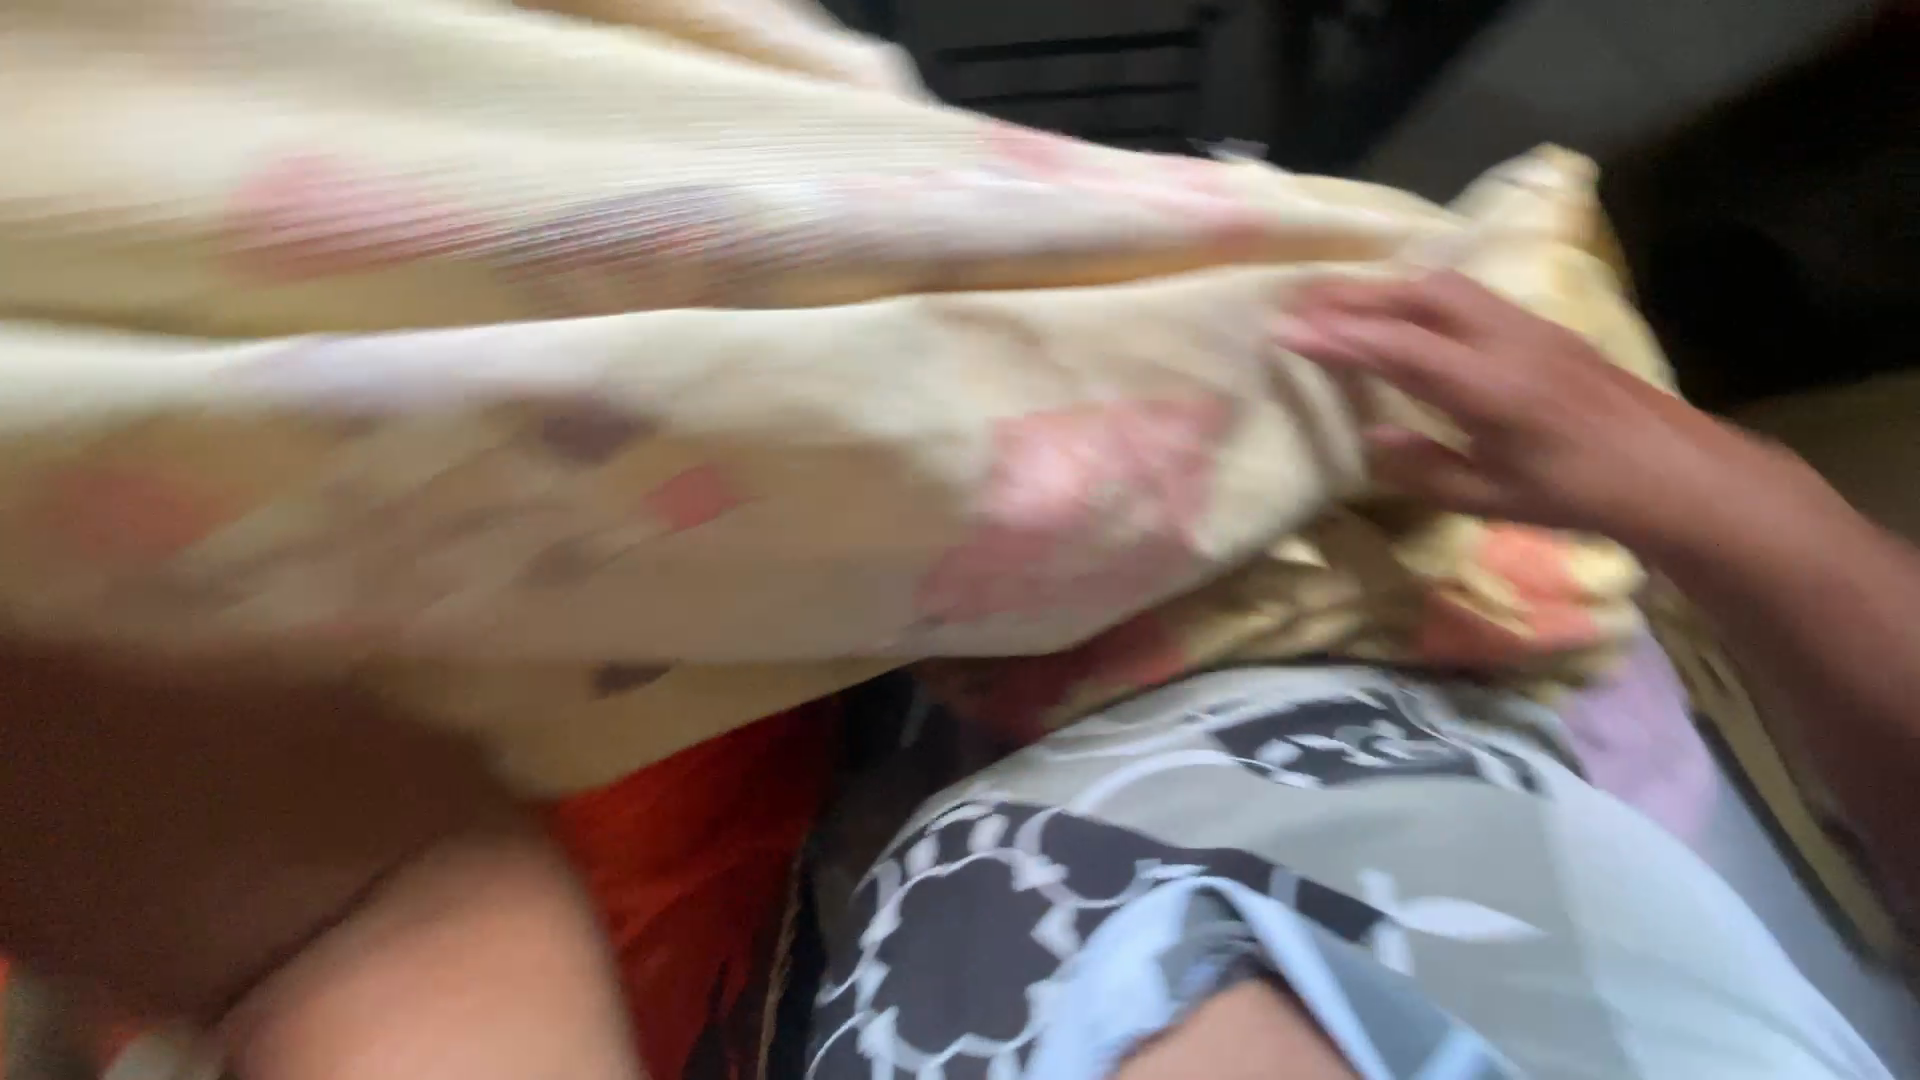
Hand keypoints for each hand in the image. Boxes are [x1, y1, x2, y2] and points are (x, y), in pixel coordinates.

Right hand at [1276, 271, 1812, 553]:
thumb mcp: (1486, 499)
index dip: (1339, 337)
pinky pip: (1463, 295)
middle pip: (1421, 296)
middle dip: (1353, 296)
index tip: (1285, 332)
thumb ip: (1421, 468)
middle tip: (1297, 303)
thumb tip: (1371, 436)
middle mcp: (1508, 343)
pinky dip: (1413, 295)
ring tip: (1336, 302)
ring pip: (1444, 287)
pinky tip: (1393, 311)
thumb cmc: (1575, 493)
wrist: (1672, 469)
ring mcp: (1527, 326)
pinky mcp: (1537, 325)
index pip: (1400, 349)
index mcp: (1492, 390)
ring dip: (1384, 289)